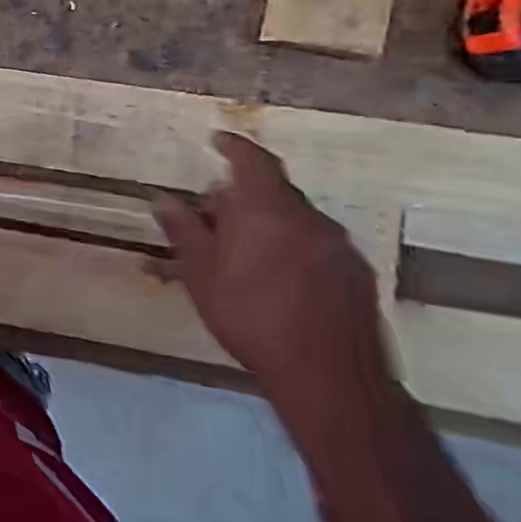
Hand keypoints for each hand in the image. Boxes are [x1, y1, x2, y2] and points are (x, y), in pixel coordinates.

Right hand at [155, 132, 390, 404]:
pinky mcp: (357, 273)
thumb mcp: (202, 276)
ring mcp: (338, 246)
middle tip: (212, 218)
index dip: (234, 146)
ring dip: (266, 222)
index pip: (252, 160)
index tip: (216, 140)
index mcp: (266, 210)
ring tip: (241, 253)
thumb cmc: (252, 319)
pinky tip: (276, 277)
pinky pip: (315, 242)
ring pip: (294, 218)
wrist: (332, 380)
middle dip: (240, 196)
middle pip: (272, 190)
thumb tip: (163, 200)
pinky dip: (291, 245)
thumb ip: (184, 232)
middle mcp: (307, 218)